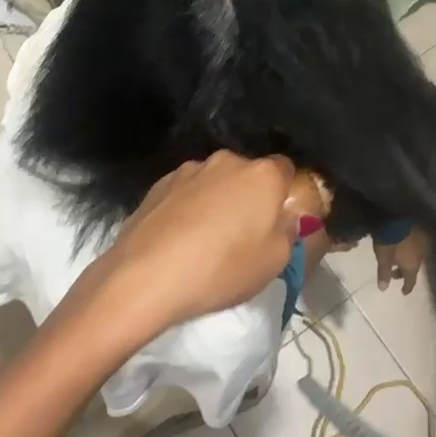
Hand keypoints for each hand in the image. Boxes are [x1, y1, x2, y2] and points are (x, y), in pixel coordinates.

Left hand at [87, 152, 321, 330]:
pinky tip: (180, 238)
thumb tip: (285, 217)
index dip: (284, 193)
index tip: (277, 220)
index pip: (285, 169)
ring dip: (216, 201)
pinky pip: (186, 192)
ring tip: (206, 239)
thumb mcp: (274, 262)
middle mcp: (226, 161)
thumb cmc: (223, 268)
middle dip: (248, 197)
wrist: (148, 274)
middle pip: (247, 174)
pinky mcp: (158, 184)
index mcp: (262, 175)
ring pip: (214, 181)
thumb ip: (287, 232)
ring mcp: (188, 170)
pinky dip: (188, 207)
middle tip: (243, 234)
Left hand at [372, 228, 427, 293]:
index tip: (403, 292)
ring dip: (406, 261)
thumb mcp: (383, 257)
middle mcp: (421, 257)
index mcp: (412, 265)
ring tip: (396, 260)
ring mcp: (422, 244)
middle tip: (394, 274)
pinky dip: (408, 251)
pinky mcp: (420, 233)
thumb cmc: (389, 240)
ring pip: (415, 258)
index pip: (411, 281)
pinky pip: (415, 247)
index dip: (407, 287)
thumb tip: (383, 289)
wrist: (396, 216)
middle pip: (414, 269)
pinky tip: (402, 248)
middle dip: (404, 272)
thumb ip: (383, 273)